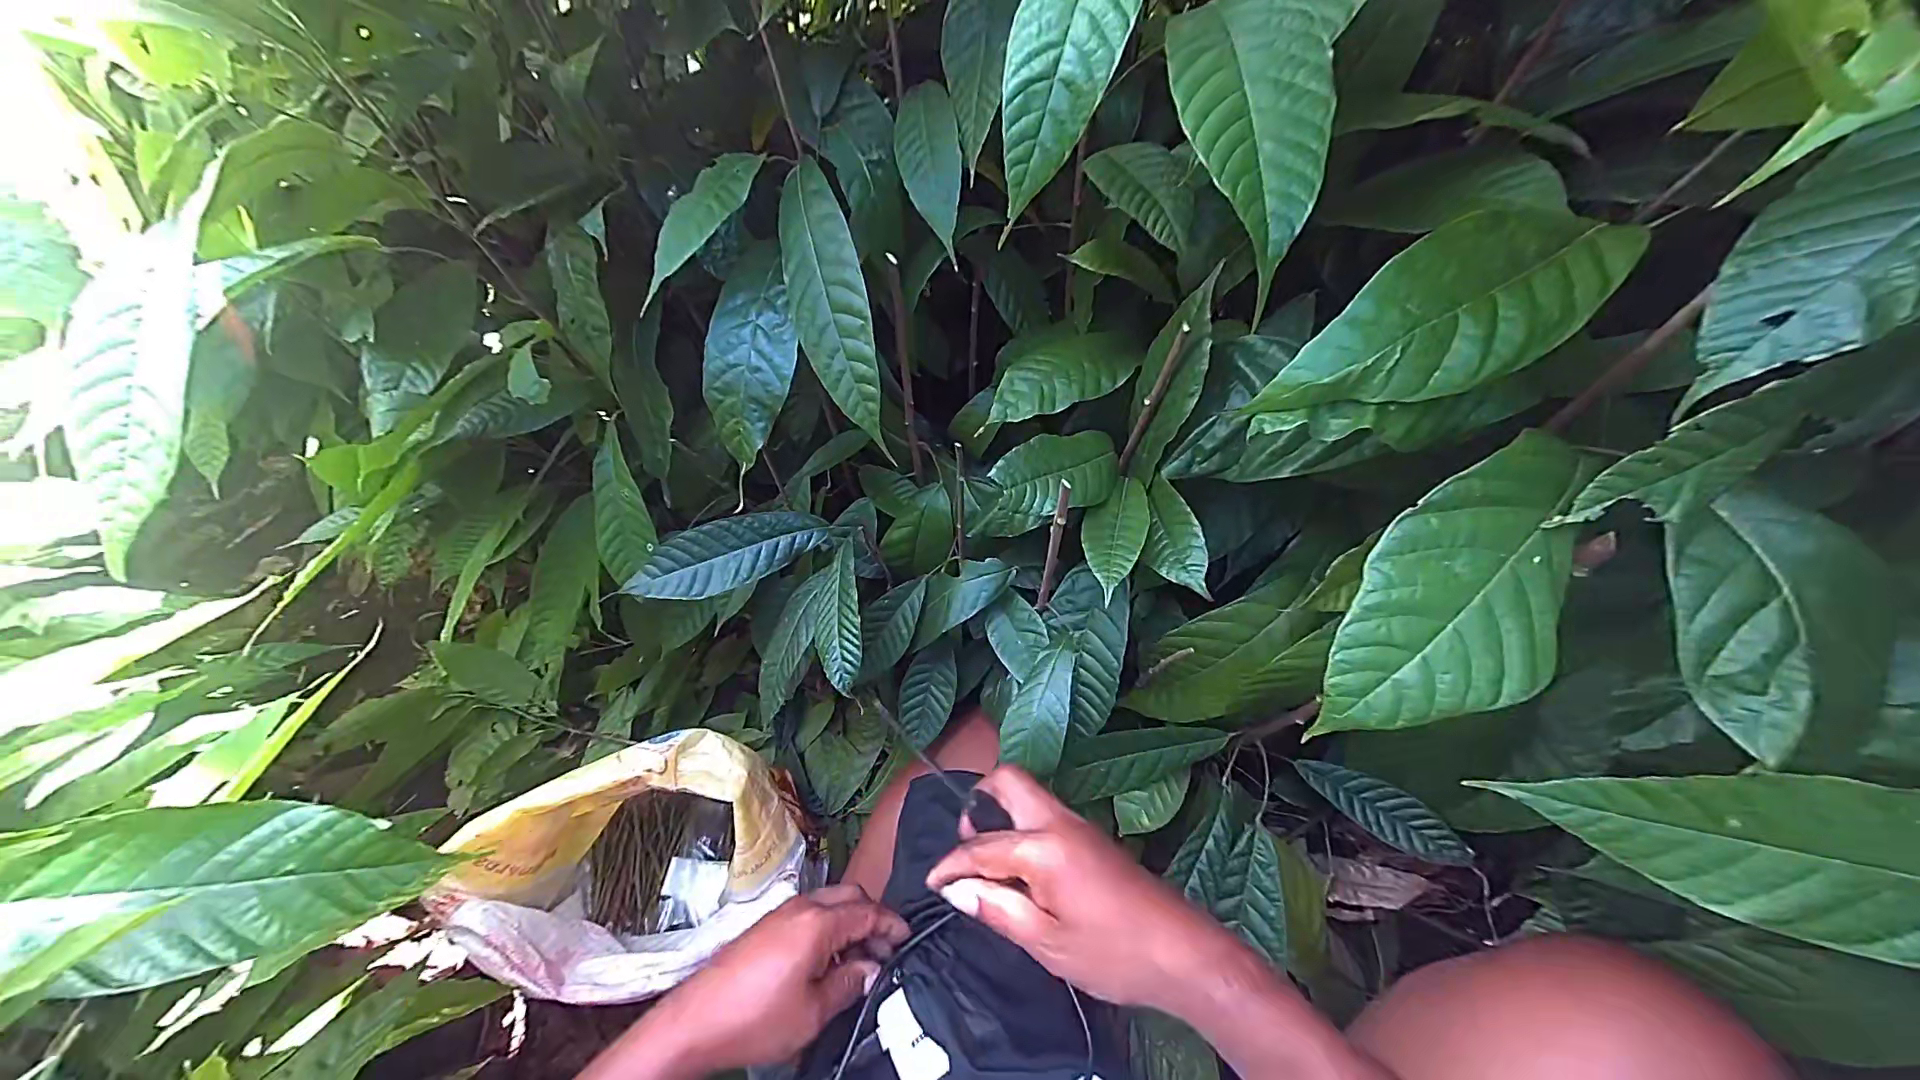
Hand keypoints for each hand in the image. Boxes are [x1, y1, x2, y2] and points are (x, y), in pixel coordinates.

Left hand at [580, 885, 908, 1079]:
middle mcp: (802, 906)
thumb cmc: (754, 1019)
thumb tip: (870, 969)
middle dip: (872, 917)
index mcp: (818, 922)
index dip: (891, 924)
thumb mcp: (813, 1012)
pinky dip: (829, 926)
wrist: (696, 1021)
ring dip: (849, 921)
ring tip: (857, 960)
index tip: (905, 937)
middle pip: (851, 896)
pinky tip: (827, 961)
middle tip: (884, 949)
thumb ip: (849, 984)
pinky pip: (810, 912)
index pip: (867, 911)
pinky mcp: (768, 924)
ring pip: (830, 901)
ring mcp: (782, 911)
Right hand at [925, 766, 1256, 1013]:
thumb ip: (997, 909)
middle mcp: (1058, 821)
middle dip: (978, 801)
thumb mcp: (1047, 943)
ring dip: (1000, 813)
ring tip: (989, 861)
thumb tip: (957, 888)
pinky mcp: (1089, 835)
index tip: (932, 882)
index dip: (951, 865)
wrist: (1182, 951)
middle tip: (967, 848)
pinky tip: (1020, 868)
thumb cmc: (1113, 953)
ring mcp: (1077, 823)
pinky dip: (1020, 826)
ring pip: (1027, 793)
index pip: (981, 846)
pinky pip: (1043, 812)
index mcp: (1044, 846)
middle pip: (1008, 780)